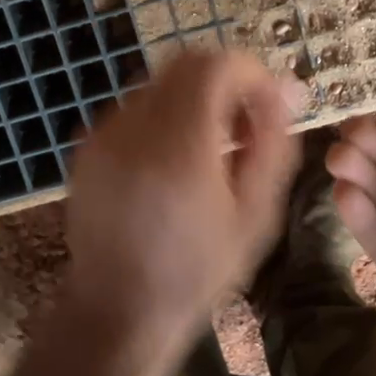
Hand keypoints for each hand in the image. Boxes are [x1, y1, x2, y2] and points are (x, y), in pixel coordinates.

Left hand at [11, 50, 301, 375]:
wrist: (118, 311)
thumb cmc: (197, 269)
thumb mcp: (254, 215)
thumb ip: (273, 144)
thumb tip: (287, 89)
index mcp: (181, 144)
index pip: (217, 65)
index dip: (250, 73)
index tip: (268, 103)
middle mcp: (136, 127)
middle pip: (186, 63)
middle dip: (223, 81)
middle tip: (244, 122)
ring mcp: (105, 134)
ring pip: (159, 83)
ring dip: (192, 97)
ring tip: (211, 146)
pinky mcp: (88, 147)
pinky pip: (134, 109)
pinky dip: (162, 117)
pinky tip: (173, 162)